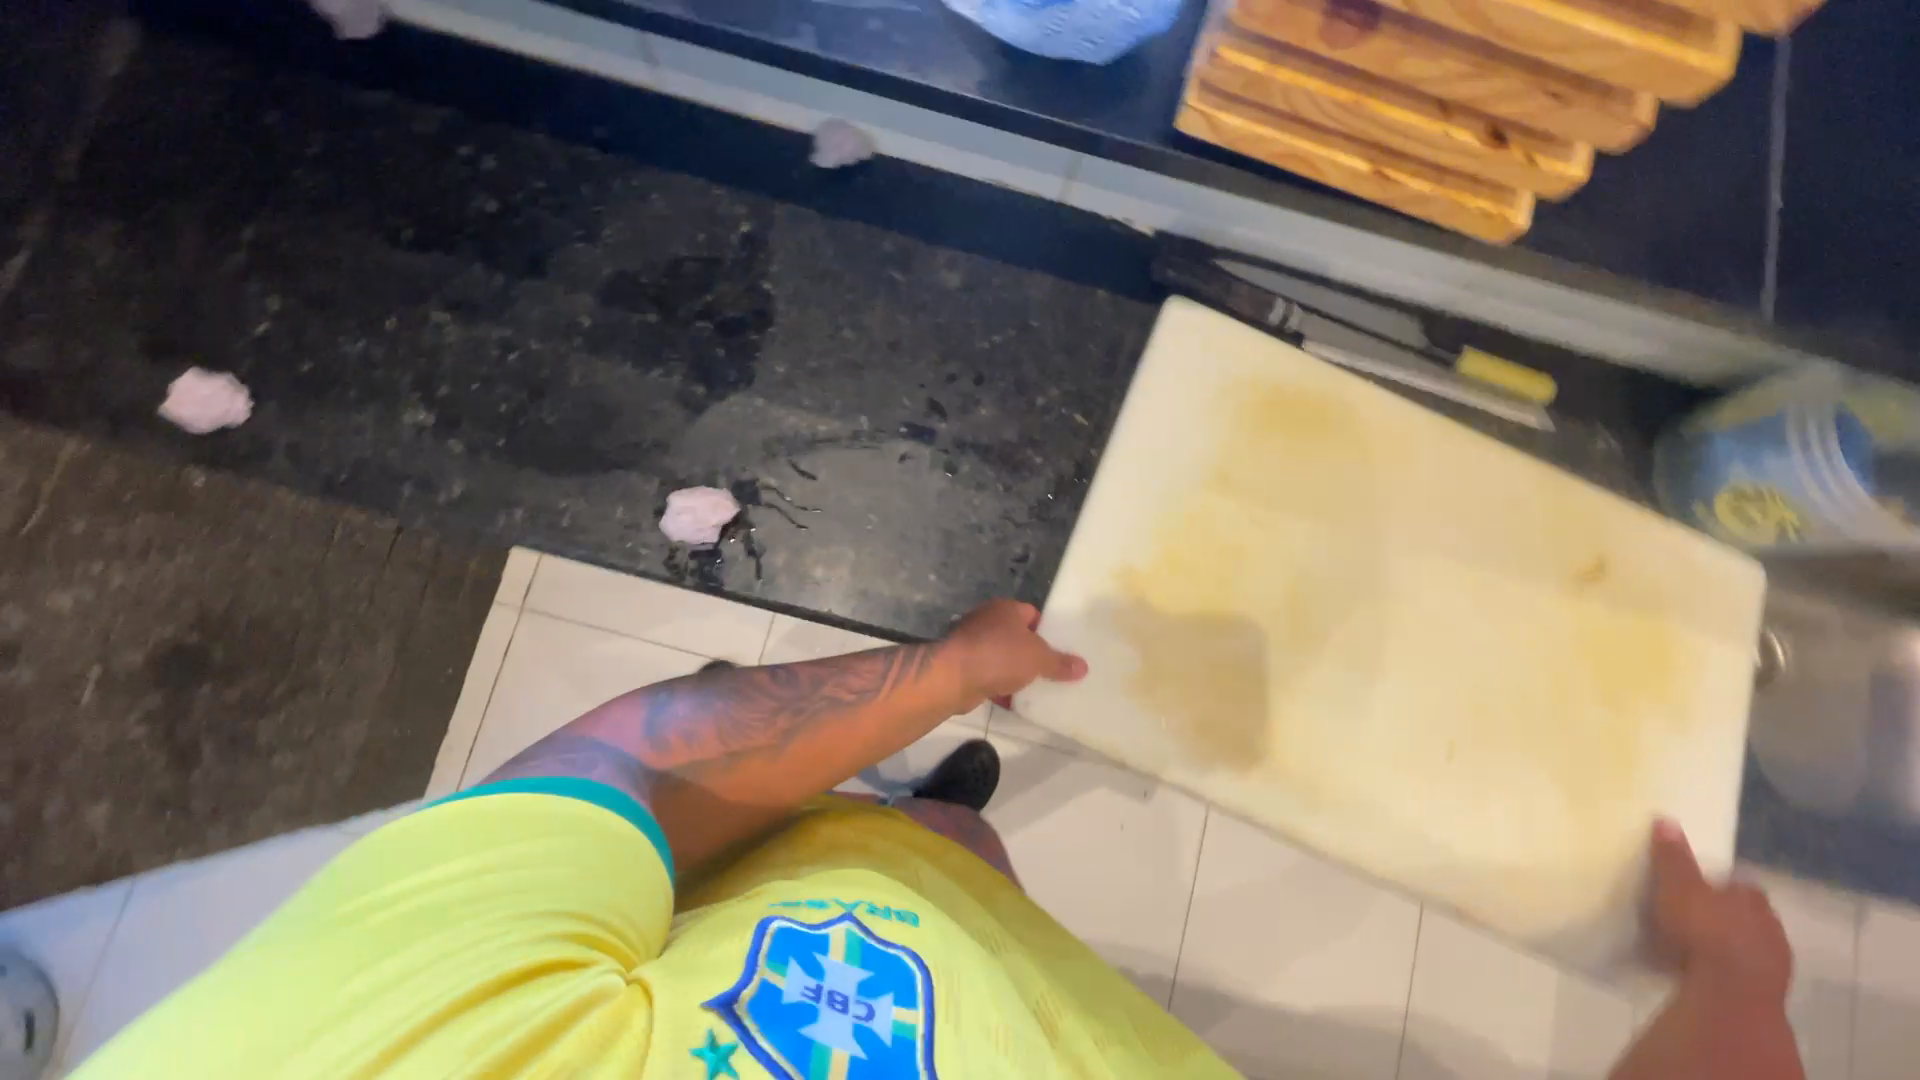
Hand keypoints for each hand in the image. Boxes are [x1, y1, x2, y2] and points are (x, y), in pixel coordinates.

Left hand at [944, 599, 1087, 706]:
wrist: (953, 676)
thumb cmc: (1000, 655)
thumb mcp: (1038, 658)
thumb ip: (1060, 662)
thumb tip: (1083, 667)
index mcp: (1005, 609)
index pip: (1032, 614)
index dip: (1047, 630)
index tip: (1061, 649)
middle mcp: (987, 621)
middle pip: (1016, 637)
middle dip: (1032, 653)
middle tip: (1052, 670)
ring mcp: (972, 643)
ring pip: (1002, 657)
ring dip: (1015, 671)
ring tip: (1038, 687)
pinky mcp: (963, 666)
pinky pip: (989, 675)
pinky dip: (1000, 686)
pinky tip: (1014, 700)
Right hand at [1647, 819, 1792, 1001]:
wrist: (1730, 989)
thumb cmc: (1702, 929)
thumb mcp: (1677, 886)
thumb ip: (1672, 858)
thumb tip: (1666, 819)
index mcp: (1750, 897)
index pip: (1741, 883)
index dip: (1724, 882)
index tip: (1704, 885)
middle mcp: (1771, 924)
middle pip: (1751, 913)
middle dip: (1732, 913)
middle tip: (1701, 915)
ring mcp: (1775, 959)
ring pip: (1754, 942)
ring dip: (1734, 941)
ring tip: (1702, 945)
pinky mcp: (1770, 987)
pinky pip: (1749, 970)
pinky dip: (1733, 967)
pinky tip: (1711, 969)